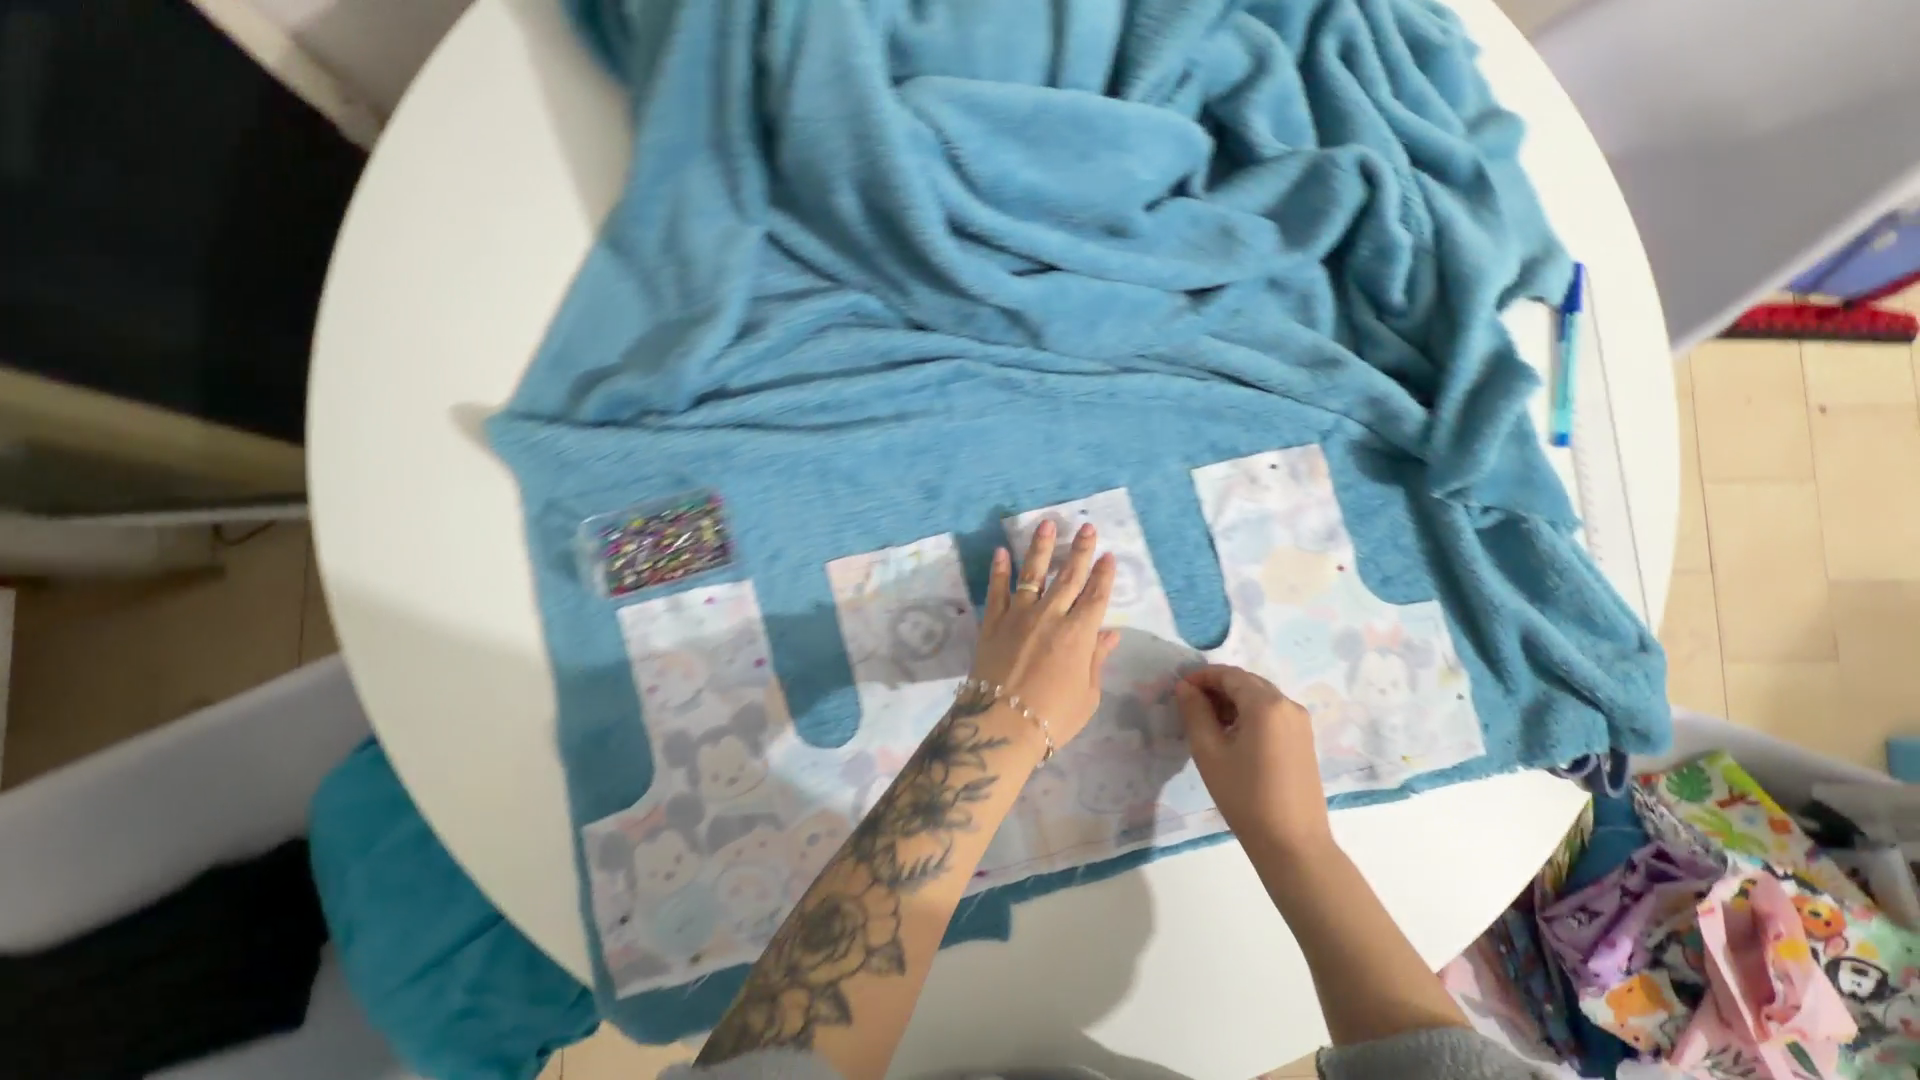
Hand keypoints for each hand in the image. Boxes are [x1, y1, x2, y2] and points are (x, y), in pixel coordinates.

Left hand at [971, 520, 1120, 748]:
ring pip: (1032, 574)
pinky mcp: (992, 623)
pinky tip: (1000, 551)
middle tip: (1087, 526)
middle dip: (1081, 550)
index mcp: (1080, 634)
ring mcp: (1019, 616)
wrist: (1002, 724)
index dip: (1105, 574)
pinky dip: (999, 570)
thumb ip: (1096, 660)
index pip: (1097, 596)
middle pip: (1069, 577)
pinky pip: (996, 591)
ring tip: (1046, 524)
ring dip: (1041, 548)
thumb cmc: (1053, 717)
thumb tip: (1109, 634)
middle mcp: (1051, 616)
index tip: (1109, 555)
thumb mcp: (1087, 694)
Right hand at [1175, 665, 1332, 855]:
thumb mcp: (1209, 752)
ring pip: (1261, 698)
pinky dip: (1250, 715)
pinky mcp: (1304, 740)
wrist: (1292, 842)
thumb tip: (1185, 687)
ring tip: (1208, 723)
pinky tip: (1233, 737)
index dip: (1202, 676)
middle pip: (1247, 683)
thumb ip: (1195, 713)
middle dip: (1218, 687)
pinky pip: (1273, 714)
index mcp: (1266, 704)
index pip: (1230, 675)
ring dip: (1234, 701)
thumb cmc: (1244, 796)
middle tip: (1190, 706)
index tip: (1179, 689)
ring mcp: (1301, 723)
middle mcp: (1288, 705)